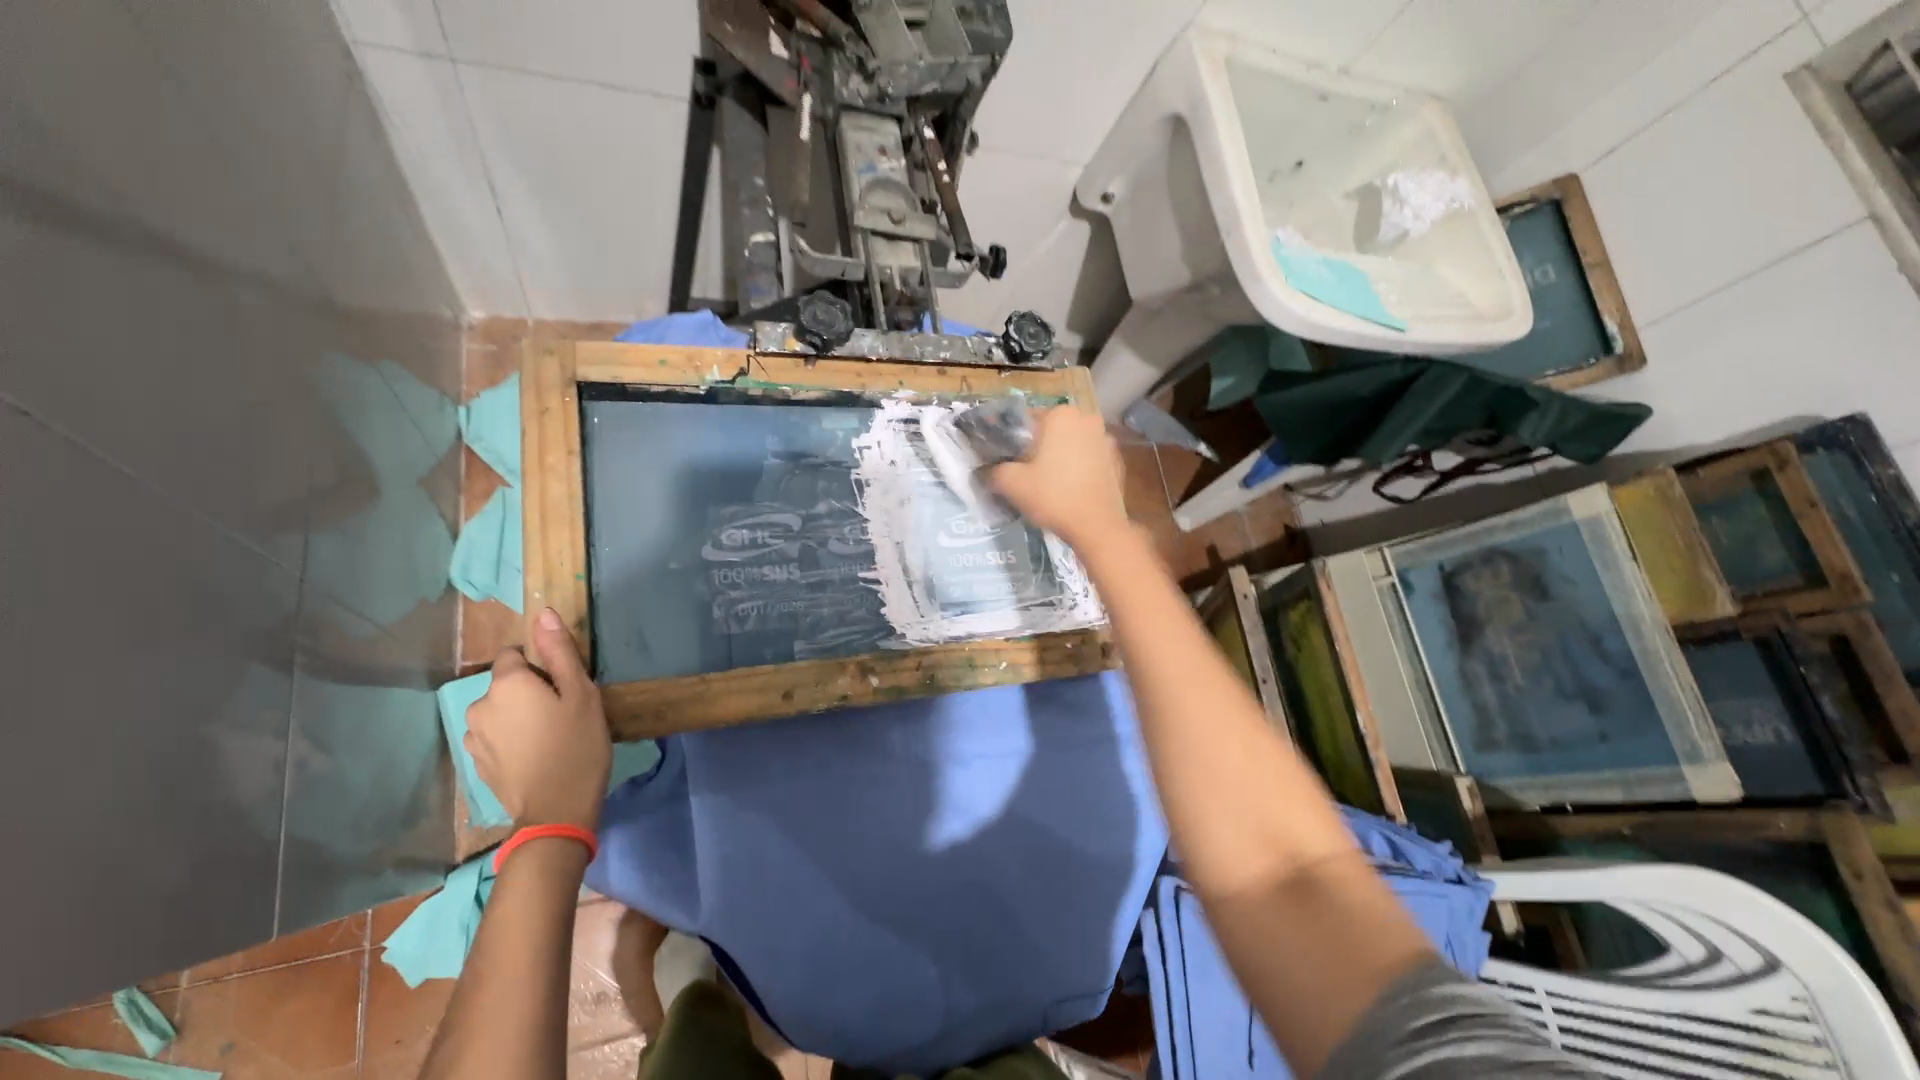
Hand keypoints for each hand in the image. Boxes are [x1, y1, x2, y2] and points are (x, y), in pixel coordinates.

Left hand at [466, 608, 611, 830]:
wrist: (556, 811)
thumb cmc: (577, 746)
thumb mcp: (581, 694)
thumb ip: (560, 652)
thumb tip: (544, 613)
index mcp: (507, 683)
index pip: (513, 654)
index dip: (539, 666)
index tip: (561, 687)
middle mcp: (480, 704)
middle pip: (504, 684)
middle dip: (527, 692)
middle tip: (560, 714)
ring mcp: (473, 736)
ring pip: (497, 712)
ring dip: (515, 717)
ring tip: (546, 738)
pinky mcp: (476, 762)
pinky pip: (493, 737)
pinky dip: (509, 741)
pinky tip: (532, 757)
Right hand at [989, 406, 1131, 552]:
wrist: (1097, 527)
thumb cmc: (1053, 496)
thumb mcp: (1011, 483)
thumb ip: (993, 471)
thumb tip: (985, 470)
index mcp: (1060, 415)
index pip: (1027, 420)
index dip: (1015, 440)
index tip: (1009, 460)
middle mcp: (1087, 418)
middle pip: (1053, 430)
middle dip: (1040, 446)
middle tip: (1028, 472)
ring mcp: (1106, 439)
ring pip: (1074, 443)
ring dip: (1062, 456)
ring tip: (1051, 482)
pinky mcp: (1118, 461)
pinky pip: (1091, 459)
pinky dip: (1081, 468)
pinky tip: (1072, 488)